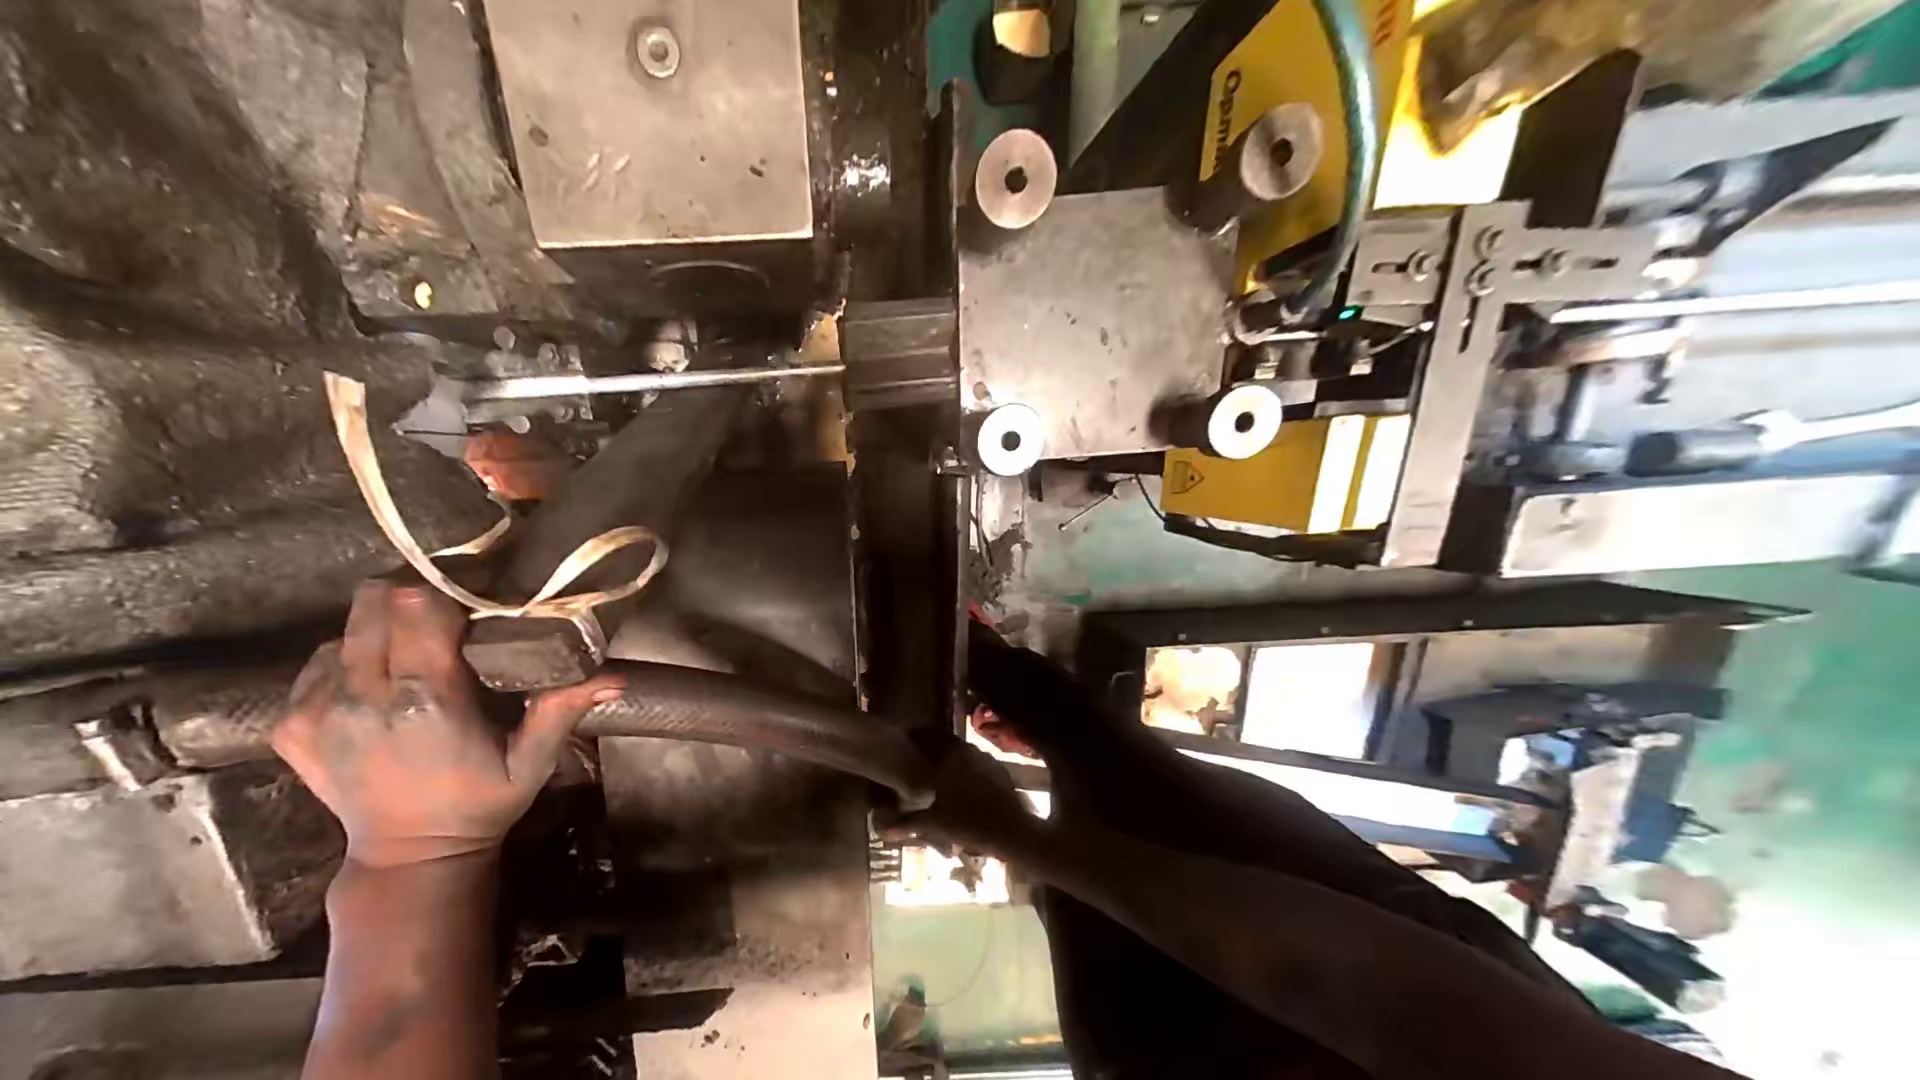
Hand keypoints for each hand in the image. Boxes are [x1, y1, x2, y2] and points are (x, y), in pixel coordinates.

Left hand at [273, 580, 624, 867]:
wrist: (408, 855)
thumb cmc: (481, 801)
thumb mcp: (534, 759)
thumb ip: (564, 709)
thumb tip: (619, 677)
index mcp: (423, 700)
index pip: (415, 608)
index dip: (444, 589)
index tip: (473, 593)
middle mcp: (359, 697)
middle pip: (372, 603)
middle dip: (411, 595)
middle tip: (447, 610)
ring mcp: (315, 711)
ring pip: (344, 628)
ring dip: (383, 626)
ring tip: (417, 648)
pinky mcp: (290, 725)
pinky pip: (319, 660)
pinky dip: (351, 657)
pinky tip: (380, 679)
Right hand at [885, 736, 1044, 858]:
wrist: (1012, 830)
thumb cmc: (970, 824)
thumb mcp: (935, 824)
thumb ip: (908, 822)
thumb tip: (882, 829)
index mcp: (949, 758)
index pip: (929, 737)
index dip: (918, 736)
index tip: (908, 738)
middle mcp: (968, 751)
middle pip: (946, 742)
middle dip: (934, 745)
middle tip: (922, 754)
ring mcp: (986, 758)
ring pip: (964, 750)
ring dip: (952, 754)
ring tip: (941, 767)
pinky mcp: (999, 768)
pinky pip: (978, 760)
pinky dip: (969, 764)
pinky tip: (966, 779)